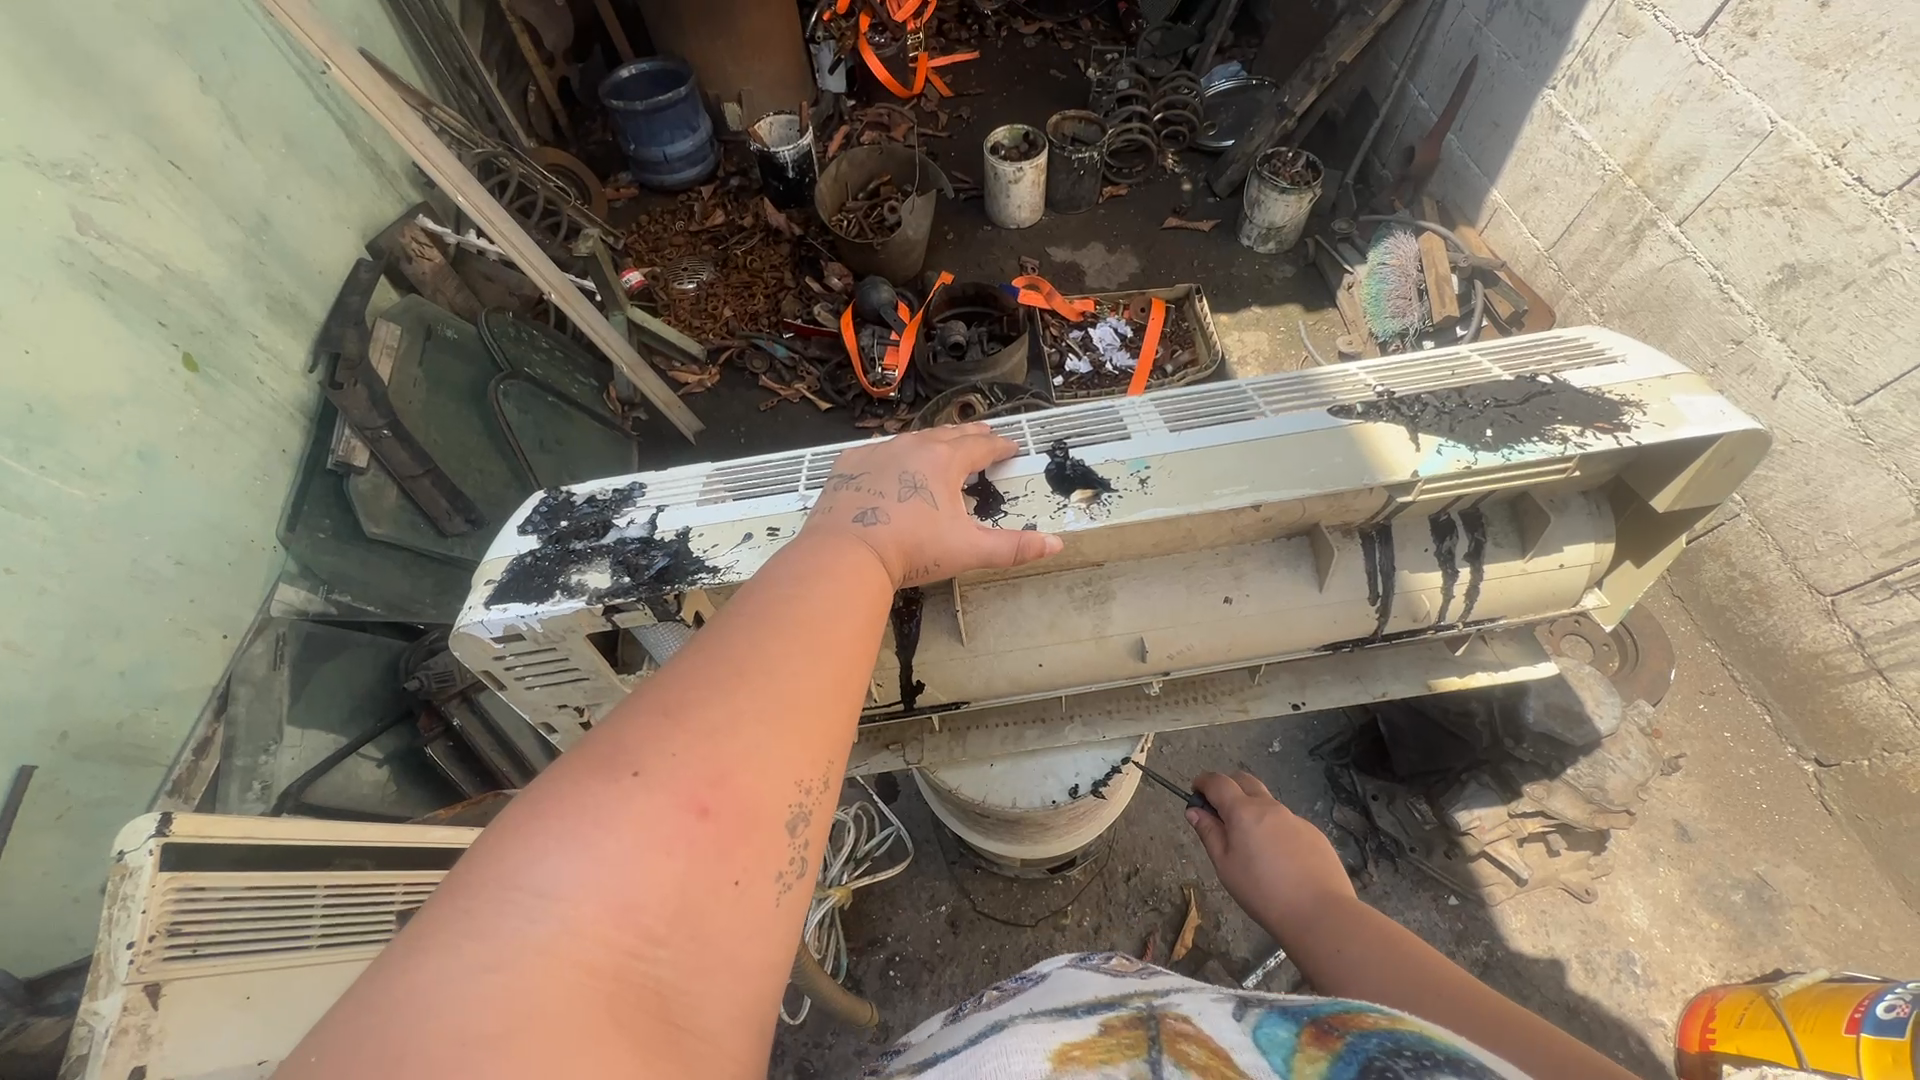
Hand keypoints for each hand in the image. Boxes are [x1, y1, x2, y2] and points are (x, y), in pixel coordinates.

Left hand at [801, 424, 1062, 588]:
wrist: (846, 554)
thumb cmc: (911, 551)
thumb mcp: (967, 550)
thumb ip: (1012, 547)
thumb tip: (1055, 544)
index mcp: (944, 462)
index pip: (981, 447)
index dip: (999, 446)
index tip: (1011, 446)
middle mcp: (911, 447)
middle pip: (948, 435)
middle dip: (970, 435)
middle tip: (984, 433)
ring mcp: (876, 453)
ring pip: (912, 439)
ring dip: (932, 441)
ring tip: (942, 444)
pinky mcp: (849, 465)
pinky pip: (877, 451)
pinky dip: (893, 455)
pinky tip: (892, 463)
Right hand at [1187, 771, 1356, 935]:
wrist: (1321, 914)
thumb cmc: (1263, 892)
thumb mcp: (1225, 866)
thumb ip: (1209, 833)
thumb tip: (1194, 811)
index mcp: (1244, 811)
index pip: (1218, 782)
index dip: (1203, 782)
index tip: (1196, 791)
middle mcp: (1270, 807)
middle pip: (1245, 780)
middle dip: (1228, 787)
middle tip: (1220, 812)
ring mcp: (1296, 819)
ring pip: (1268, 803)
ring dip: (1253, 810)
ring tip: (1252, 846)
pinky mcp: (1315, 834)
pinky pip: (1288, 823)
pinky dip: (1275, 829)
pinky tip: (1281, 861)